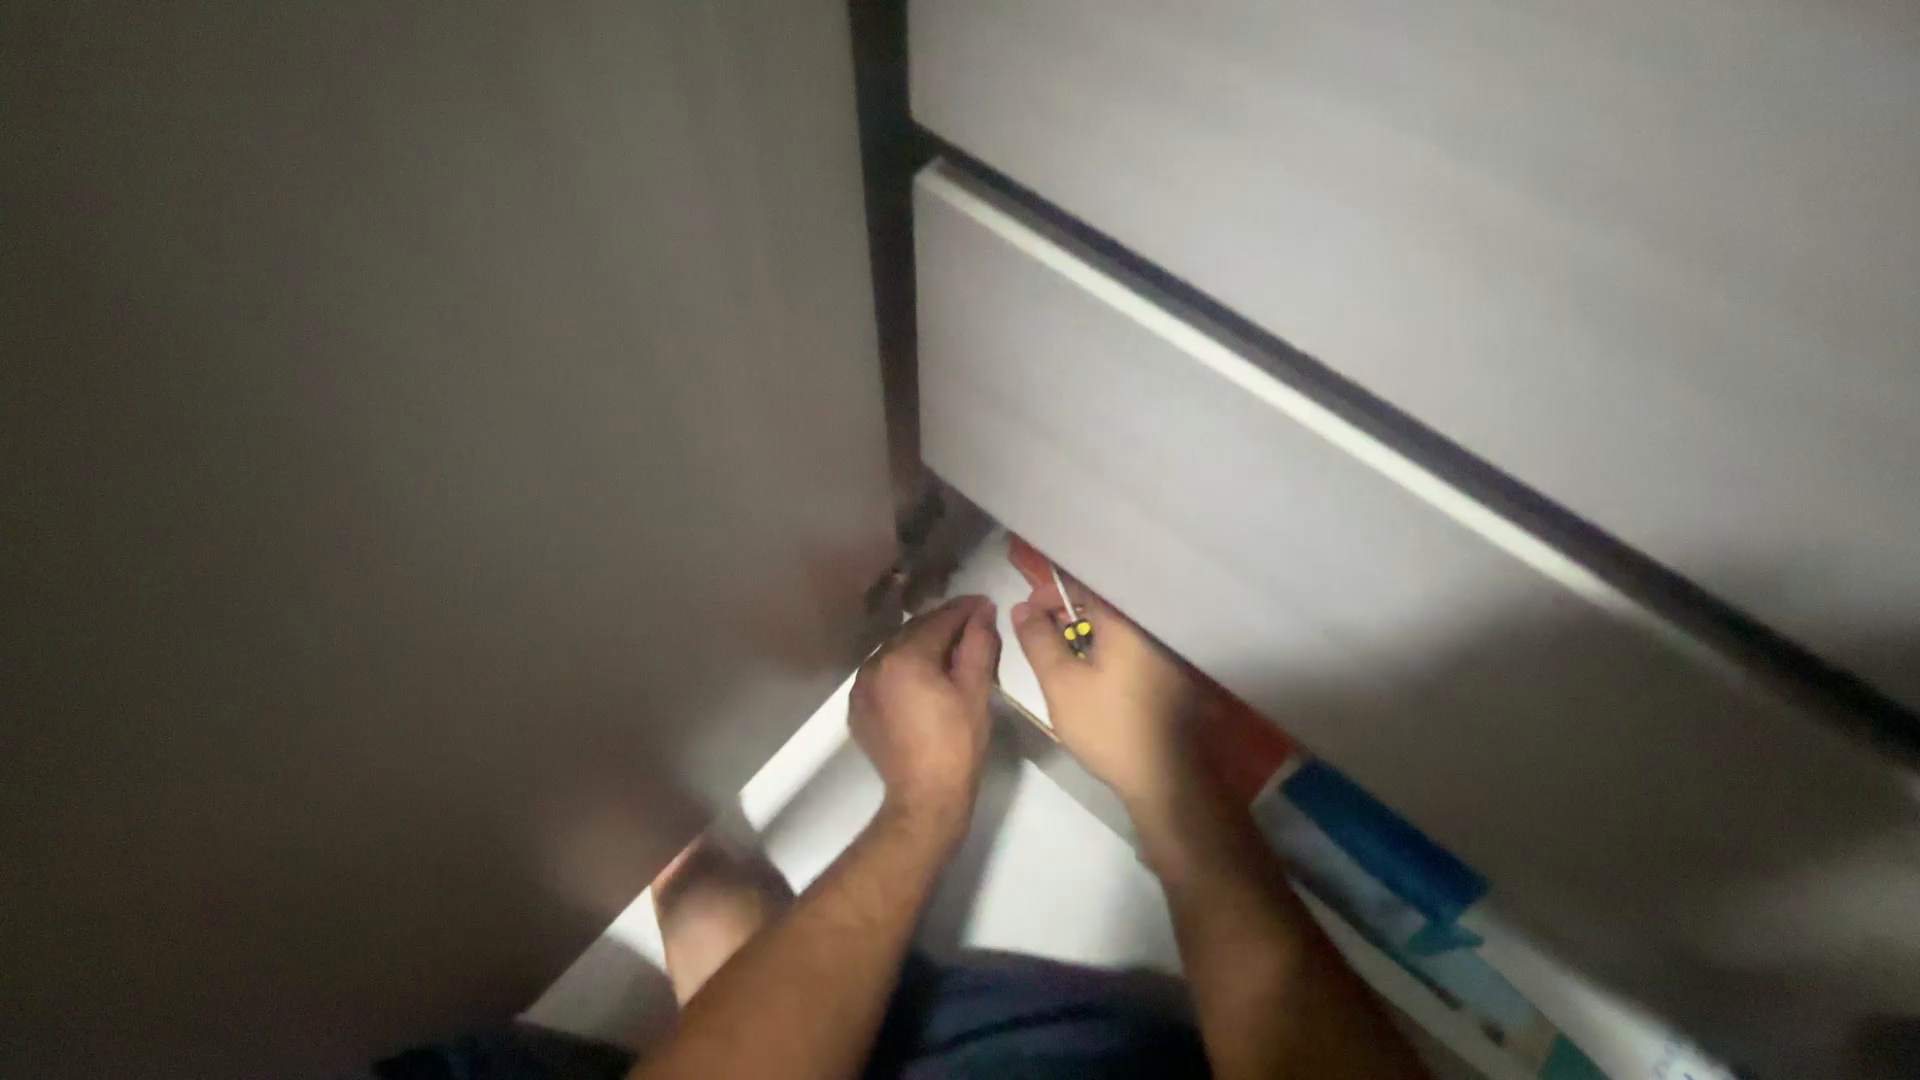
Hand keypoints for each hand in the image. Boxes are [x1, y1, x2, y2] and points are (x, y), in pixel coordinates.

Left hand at [848, 595, 1000, 842]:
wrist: (925, 797)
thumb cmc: (957, 743)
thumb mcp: (975, 690)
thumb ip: (978, 643)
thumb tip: (983, 611)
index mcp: (905, 656)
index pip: (939, 620)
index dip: (965, 610)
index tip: (984, 604)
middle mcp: (875, 663)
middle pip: (914, 632)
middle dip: (943, 625)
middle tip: (971, 625)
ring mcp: (861, 686)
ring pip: (895, 651)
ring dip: (921, 644)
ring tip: (949, 650)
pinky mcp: (857, 707)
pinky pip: (881, 674)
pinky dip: (902, 668)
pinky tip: (921, 676)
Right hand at [1007, 541, 1199, 807]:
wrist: (1162, 778)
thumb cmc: (1106, 725)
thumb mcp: (1059, 682)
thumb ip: (1038, 640)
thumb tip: (1021, 608)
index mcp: (1126, 622)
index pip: (1083, 587)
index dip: (1049, 594)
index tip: (1026, 613)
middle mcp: (1150, 629)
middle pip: (1101, 607)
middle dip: (1065, 616)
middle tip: (1039, 637)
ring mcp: (1164, 653)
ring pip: (1115, 630)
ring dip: (1085, 636)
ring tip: (1060, 658)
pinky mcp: (1168, 676)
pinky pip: (1130, 648)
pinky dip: (1105, 652)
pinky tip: (1091, 674)